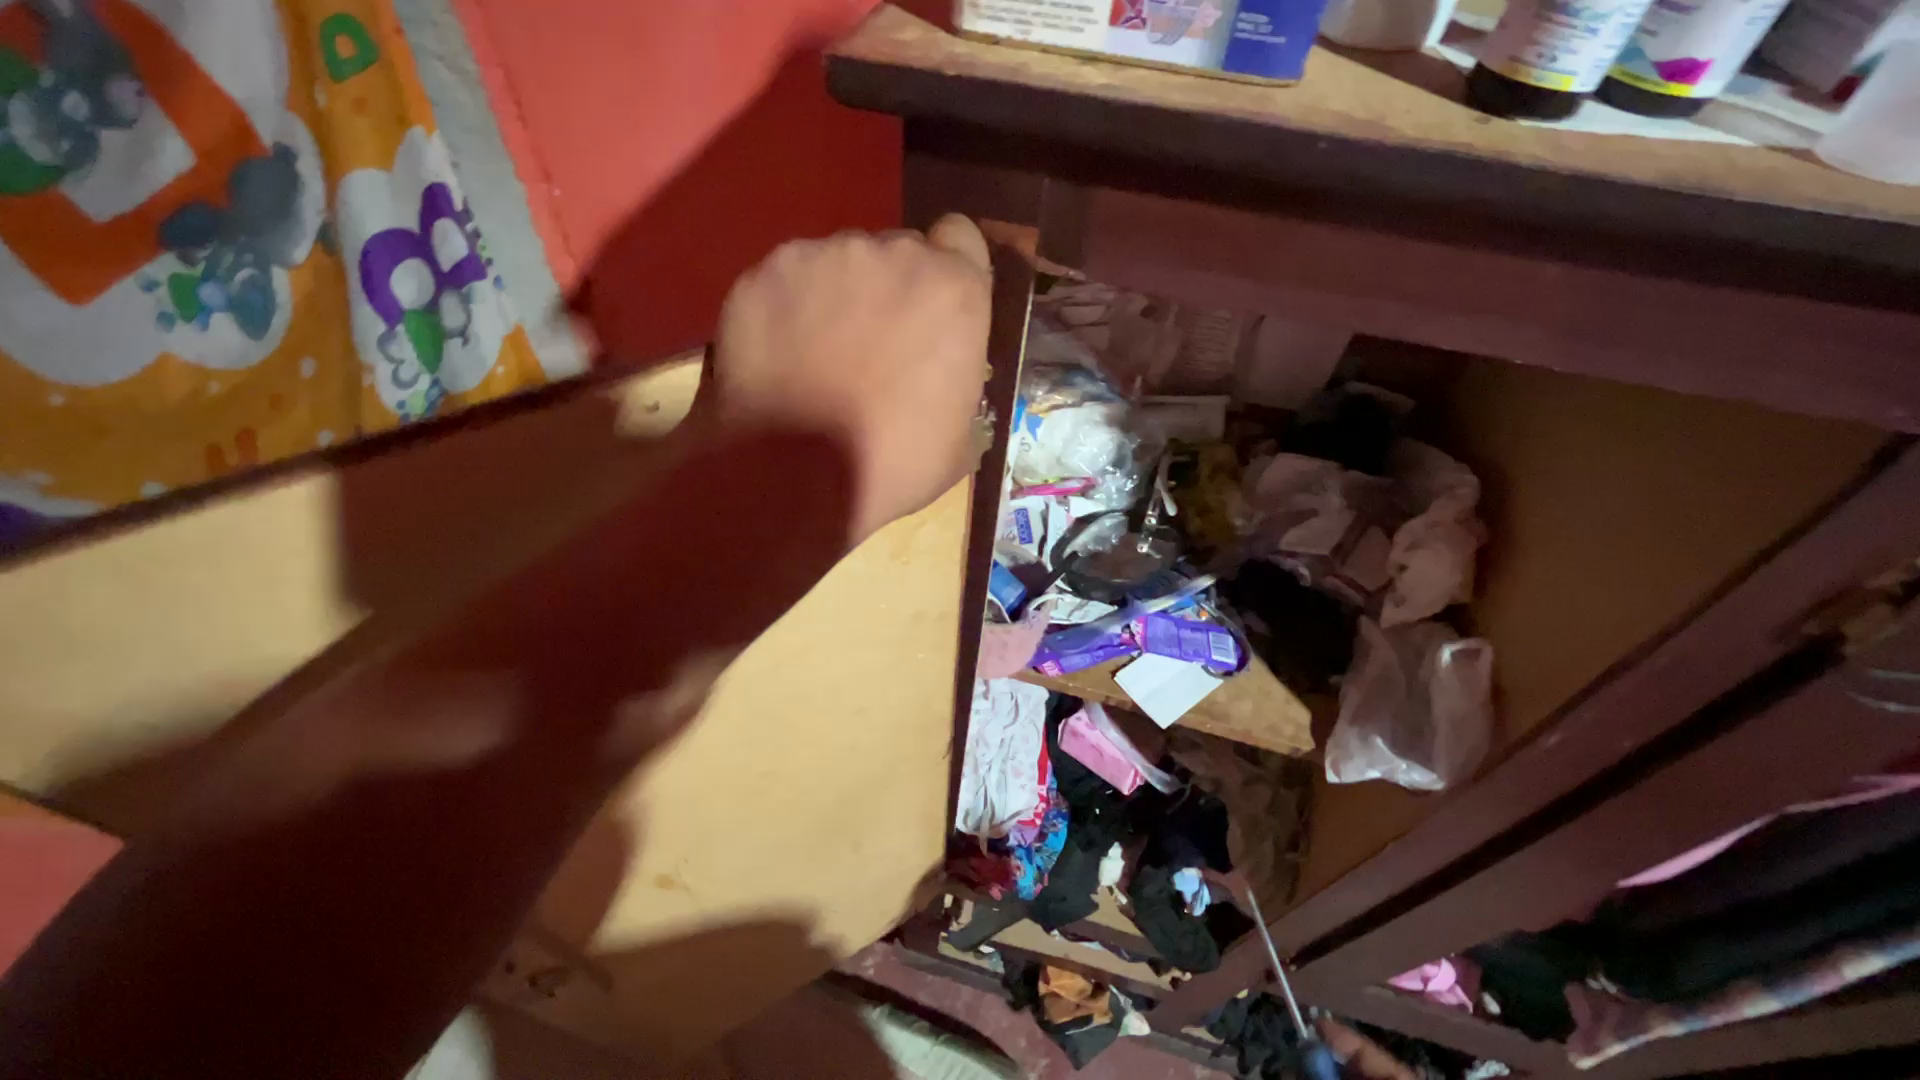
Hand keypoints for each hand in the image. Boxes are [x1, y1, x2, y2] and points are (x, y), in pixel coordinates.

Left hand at [708, 215, 993, 539]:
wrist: (795, 477)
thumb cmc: (894, 464)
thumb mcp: (960, 435)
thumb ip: (957, 379)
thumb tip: (944, 381)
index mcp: (953, 290)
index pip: (960, 237)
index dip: (948, 268)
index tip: (933, 305)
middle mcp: (892, 254)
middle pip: (896, 252)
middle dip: (889, 288)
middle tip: (871, 342)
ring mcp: (821, 257)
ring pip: (837, 263)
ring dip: (835, 296)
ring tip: (816, 353)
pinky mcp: (763, 274)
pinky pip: (785, 281)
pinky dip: (784, 308)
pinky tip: (777, 355)